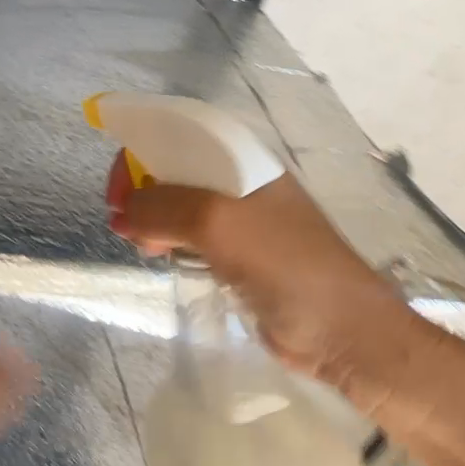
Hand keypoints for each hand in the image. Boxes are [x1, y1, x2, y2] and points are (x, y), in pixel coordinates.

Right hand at [106, 152, 438, 412]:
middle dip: (138, 186)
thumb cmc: (287, 266)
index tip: (117, 187)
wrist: (347, 334)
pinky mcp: (237, 254)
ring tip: (138, 244)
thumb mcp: (217, 223)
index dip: (138, 146)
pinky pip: (187, 233)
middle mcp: (237, 180)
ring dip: (147, 216)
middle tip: (121, 220)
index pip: (176, 130)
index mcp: (241, 158)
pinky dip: (163, 238)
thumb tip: (124, 212)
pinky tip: (157, 256)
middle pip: (171, 165)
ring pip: (176, 201)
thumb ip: (162, 207)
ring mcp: (239, 218)